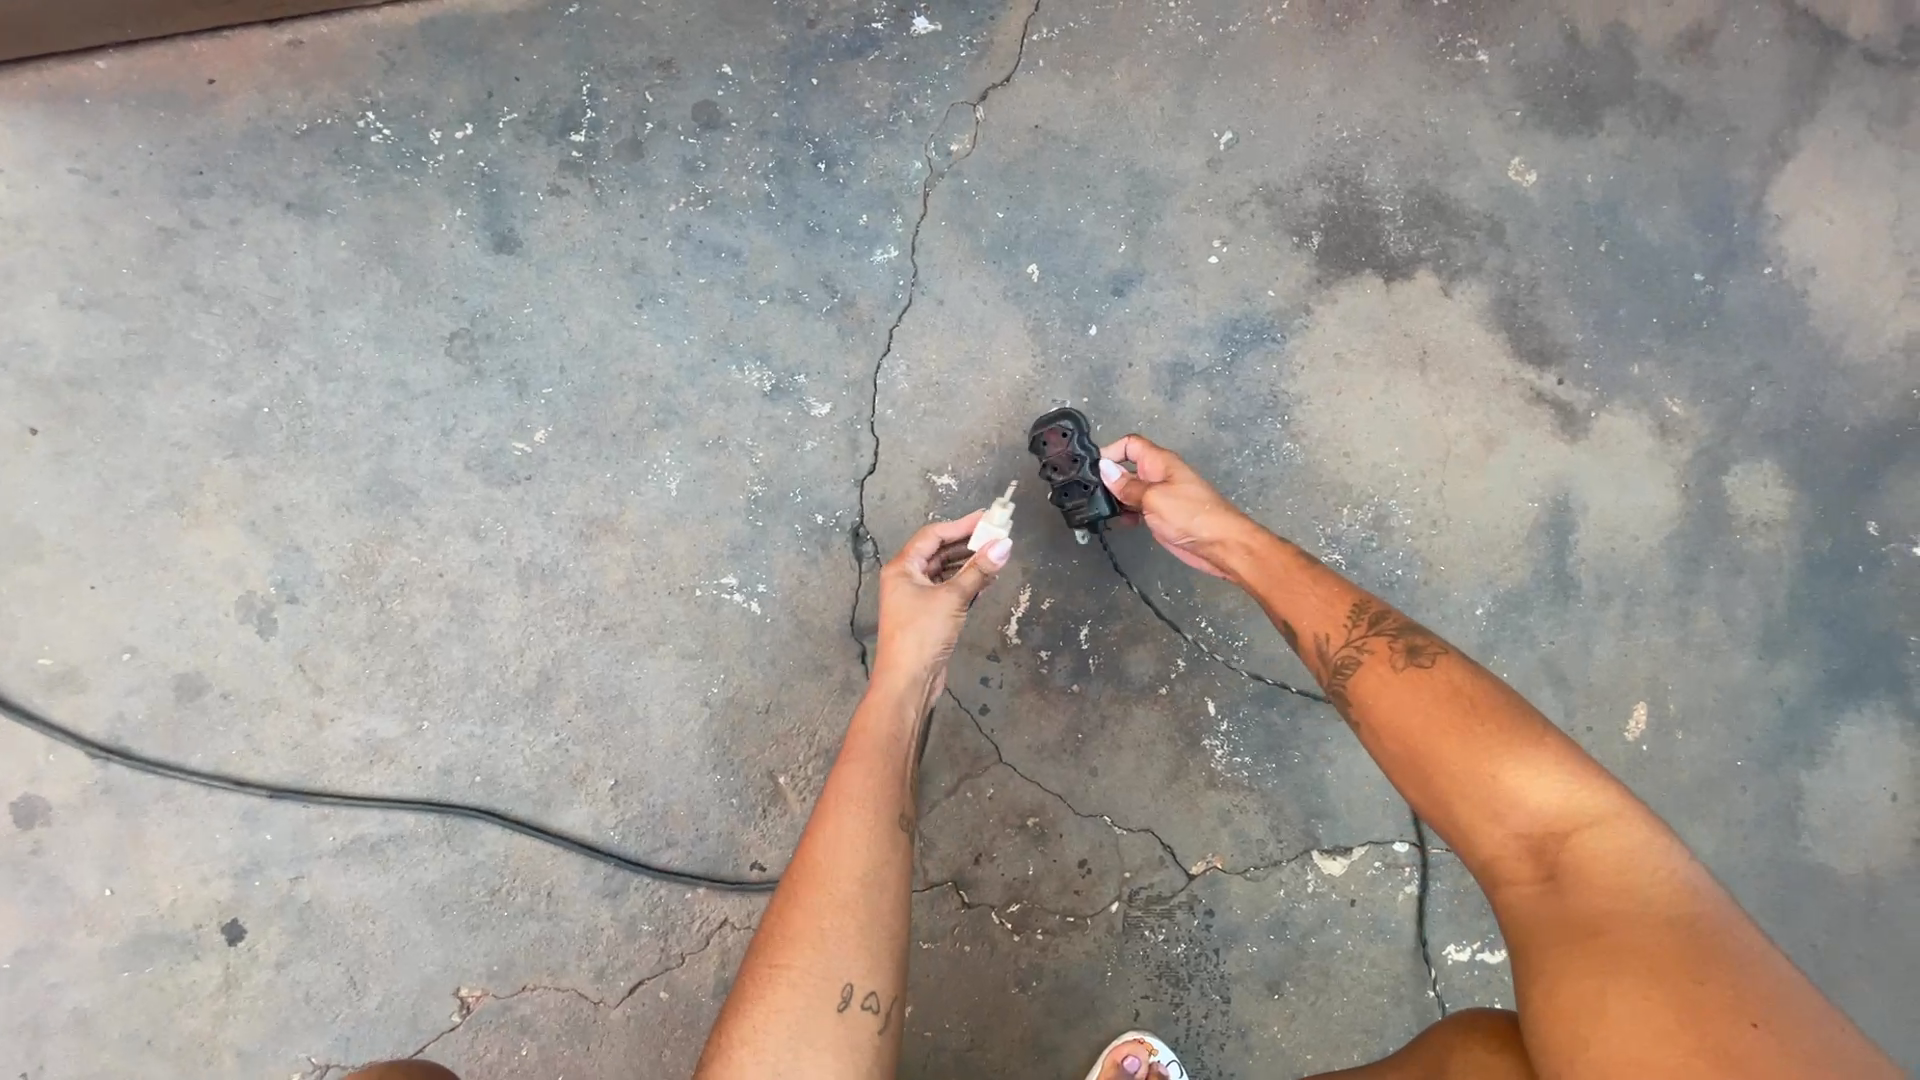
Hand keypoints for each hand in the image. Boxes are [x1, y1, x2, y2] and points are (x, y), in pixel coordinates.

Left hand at [871, 511, 1011, 707]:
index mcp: (903, 567)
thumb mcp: (953, 598)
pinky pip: (949, 590)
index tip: (988, 518)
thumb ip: (979, 571)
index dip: (961, 525)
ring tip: (997, 556)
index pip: (933, 535)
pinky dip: (967, 583)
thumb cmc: (922, 634)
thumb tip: (1004, 545)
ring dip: (970, 564)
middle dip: (968, 544)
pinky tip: (987, 580)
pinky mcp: (928, 615)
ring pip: (946, 572)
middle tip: (997, 535)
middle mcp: (907, 578)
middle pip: (940, 552)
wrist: (907, 681)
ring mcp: (917, 597)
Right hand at [1098, 434, 1262, 579]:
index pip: (1130, 445)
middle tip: (1088, 493)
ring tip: (1099, 510)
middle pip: (1127, 467)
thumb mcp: (1154, 497)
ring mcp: (1159, 496)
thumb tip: (1104, 468)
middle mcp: (1158, 475)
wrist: (1220, 545)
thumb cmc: (1190, 515)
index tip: (1092, 470)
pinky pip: (1137, 508)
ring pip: (1130, 490)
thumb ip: (1128, 485)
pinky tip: (1119, 522)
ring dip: (1115, 498)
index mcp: (1159, 462)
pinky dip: (1126, 513)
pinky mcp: (1160, 515)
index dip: (1110, 452)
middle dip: (1108, 478)